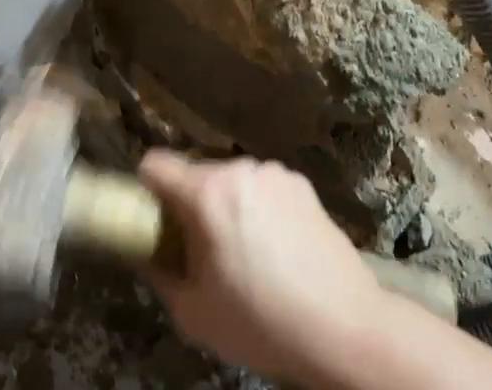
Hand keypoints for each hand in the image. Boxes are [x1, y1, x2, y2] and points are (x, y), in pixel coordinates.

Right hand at [136, 150, 385, 381]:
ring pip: (231, 181)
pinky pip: (262, 188)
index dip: (146, 188)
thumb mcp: (193, 312)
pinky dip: (258, 207)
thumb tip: (145, 252)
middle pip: (196, 174)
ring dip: (226, 205)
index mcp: (207, 194)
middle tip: (202, 248)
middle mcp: (240, 171)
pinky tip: (276, 247)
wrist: (346, 328)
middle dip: (191, 203)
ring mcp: (275, 174)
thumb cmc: (262, 321)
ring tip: (245, 250)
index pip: (155, 164)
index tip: (152, 218)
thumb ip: (158, 273)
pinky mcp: (303, 185)